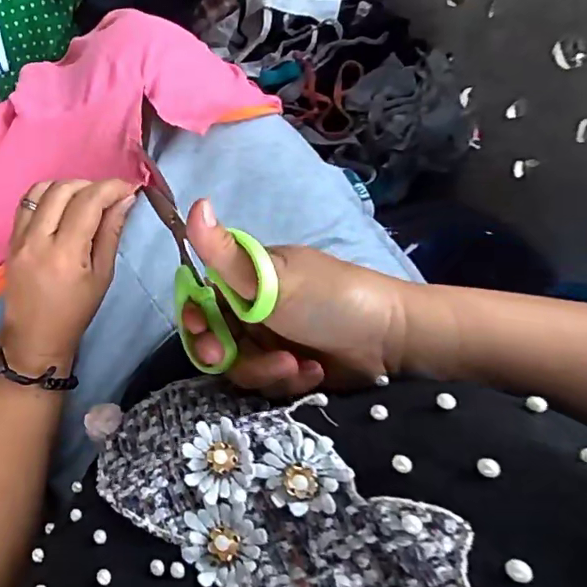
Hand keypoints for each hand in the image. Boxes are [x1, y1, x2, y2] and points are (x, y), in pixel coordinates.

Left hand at [0, 179, 137, 377]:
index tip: (128, 188)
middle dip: (91, 185)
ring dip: (68, 186)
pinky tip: (62, 206)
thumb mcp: (102, 276)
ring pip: (42, 189)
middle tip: (109, 196)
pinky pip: (27, 202)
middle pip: (64, 189)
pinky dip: (48, 195)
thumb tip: (125, 199)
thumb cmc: (76, 312)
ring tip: (85, 199)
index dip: (111, 188)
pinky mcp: (10, 238)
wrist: (34, 336)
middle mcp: (38, 239)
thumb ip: (111, 233)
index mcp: (65, 253)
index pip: (88, 202)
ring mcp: (19, 237)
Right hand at [182, 198, 412, 397]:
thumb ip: (227, 253)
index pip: (203, 299)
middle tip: (230, 359)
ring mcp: (273, 341)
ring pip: (241, 367)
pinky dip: (288, 381)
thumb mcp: (275, 278)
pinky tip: (313, 373)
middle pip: (216, 339)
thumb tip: (196, 202)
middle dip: (223, 354)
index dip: (195, 319)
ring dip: (264, 370)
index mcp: (248, 280)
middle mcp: (256, 310)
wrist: (391, 340)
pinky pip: (269, 384)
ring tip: (296, 366)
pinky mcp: (291, 370)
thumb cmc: (330, 300)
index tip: (201, 332)